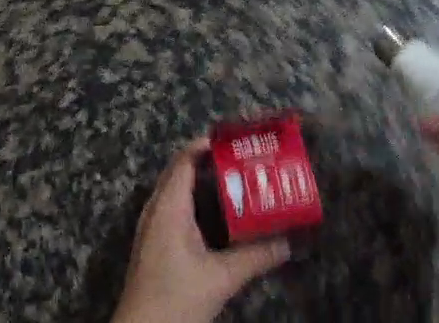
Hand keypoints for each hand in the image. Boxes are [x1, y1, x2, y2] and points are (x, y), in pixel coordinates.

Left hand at [111, 140, 290, 322]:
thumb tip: (288, 242)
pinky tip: (215, 217)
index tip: (235, 142)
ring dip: (199, 183)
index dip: (206, 145)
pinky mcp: (152, 244)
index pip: (184, 160)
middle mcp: (155, 209)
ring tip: (233, 183)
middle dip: (207, 162)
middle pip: (179, 172)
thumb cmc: (177, 297)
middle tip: (241, 162)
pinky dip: (192, 202)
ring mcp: (150, 227)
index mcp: (168, 206)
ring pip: (174, 191)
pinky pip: (172, 208)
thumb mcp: (221, 277)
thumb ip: (255, 257)